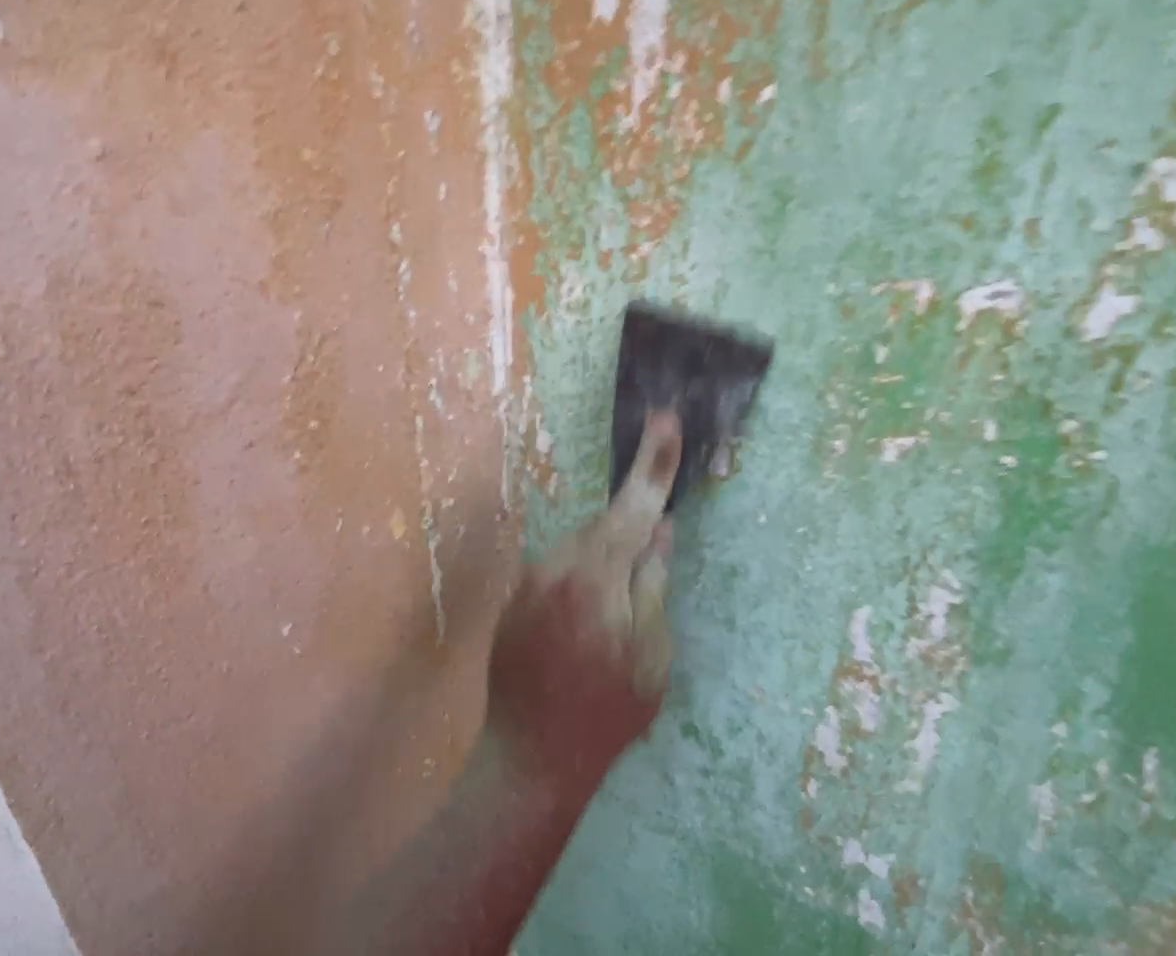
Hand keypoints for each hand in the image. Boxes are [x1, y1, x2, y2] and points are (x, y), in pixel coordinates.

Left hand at [486, 412, 681, 787]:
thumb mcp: (653, 656)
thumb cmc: (605, 713)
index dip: (654, 463)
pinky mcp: (510, 599)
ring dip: (600, 572)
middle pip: (603, 529)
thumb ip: (654, 585)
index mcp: (596, 577)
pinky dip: (576, 588)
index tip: (666, 419)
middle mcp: (553, 565)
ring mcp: (525, 581)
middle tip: (639, 598)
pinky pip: (555, 574)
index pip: (634, 508)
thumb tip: (660, 533)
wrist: (529, 756)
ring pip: (578, 552)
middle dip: (628, 544)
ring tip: (603, 632)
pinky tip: (577, 635)